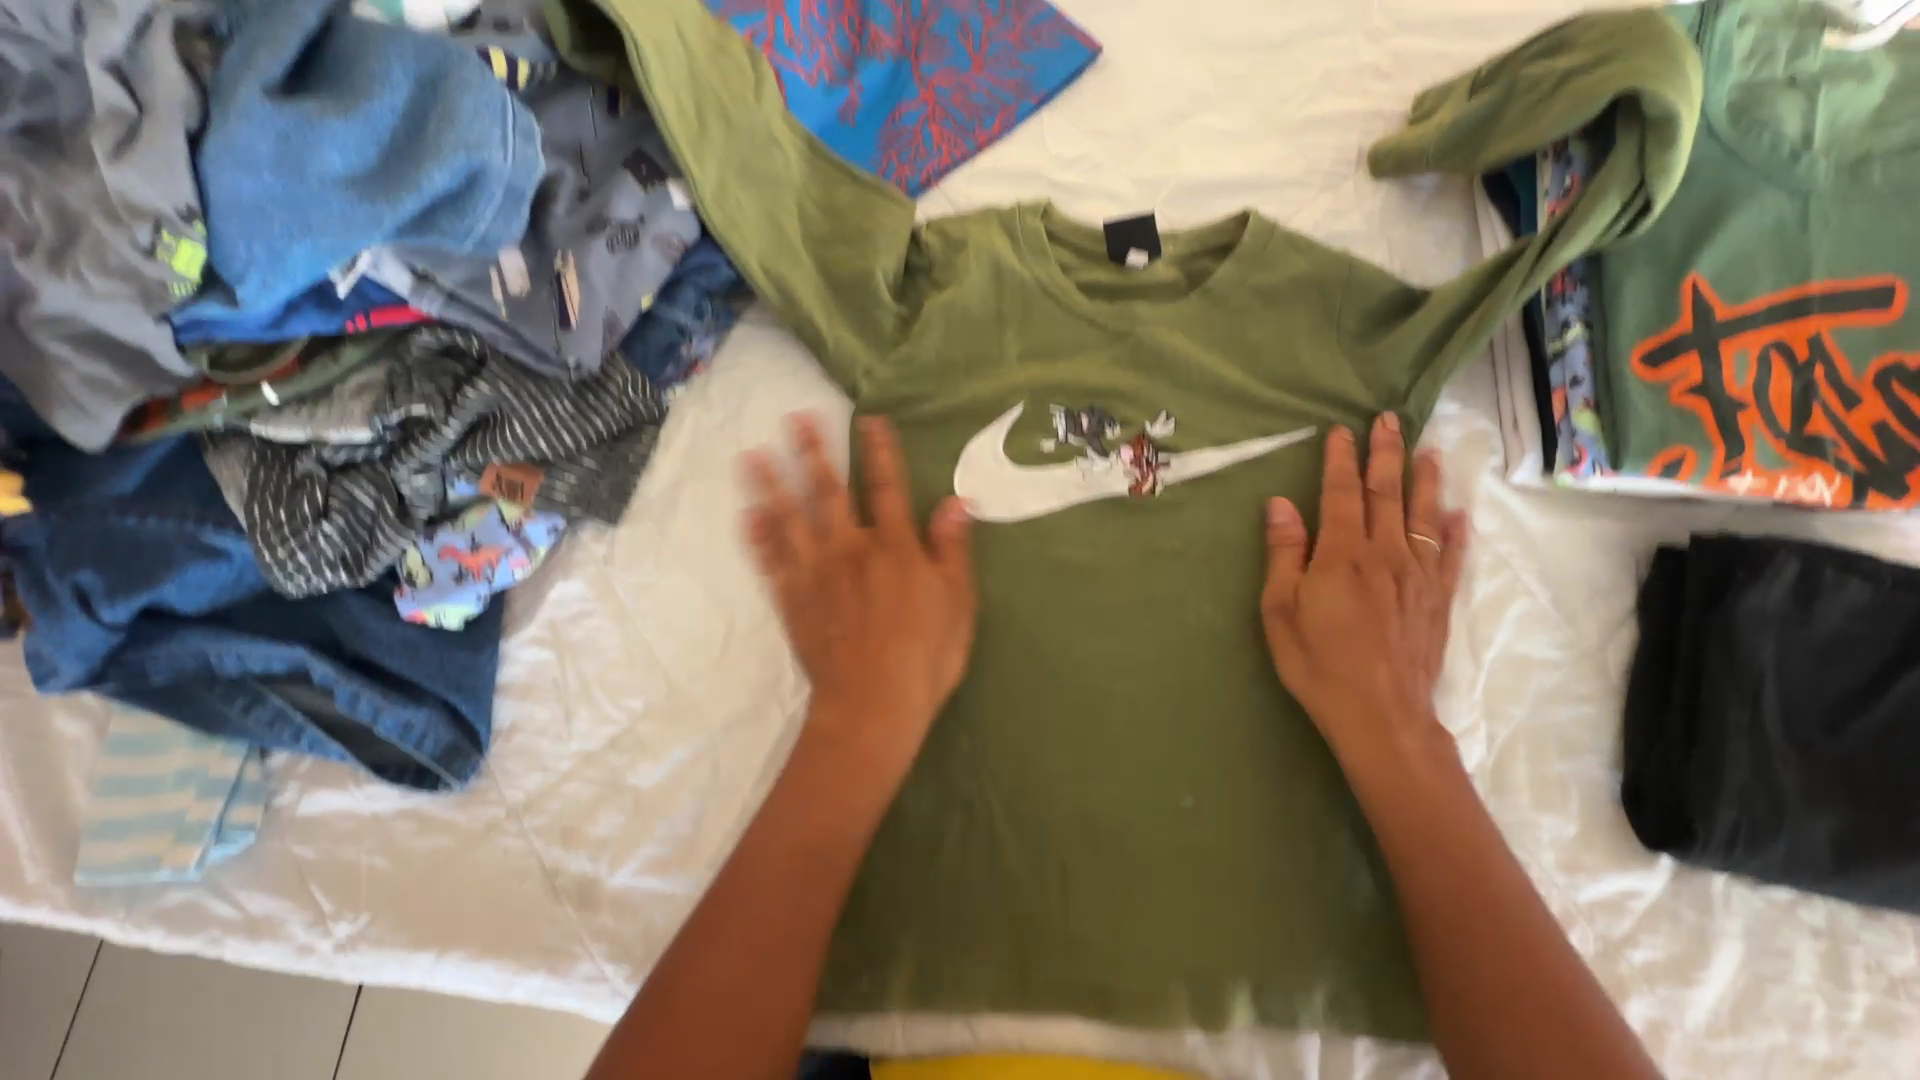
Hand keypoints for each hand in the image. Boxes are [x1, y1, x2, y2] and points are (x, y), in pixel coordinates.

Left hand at [742, 413, 976, 778]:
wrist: (872, 704)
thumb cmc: (925, 656)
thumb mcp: (957, 602)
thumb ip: (952, 549)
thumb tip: (957, 501)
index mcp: (894, 547)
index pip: (889, 487)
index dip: (881, 452)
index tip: (870, 420)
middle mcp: (851, 548)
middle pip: (829, 491)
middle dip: (813, 452)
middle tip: (795, 419)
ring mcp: (815, 573)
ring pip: (790, 518)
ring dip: (771, 485)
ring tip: (753, 455)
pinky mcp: (792, 600)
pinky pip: (770, 562)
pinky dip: (758, 538)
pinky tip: (747, 516)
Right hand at [1260, 414, 1468, 764]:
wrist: (1380, 712)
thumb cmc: (1318, 662)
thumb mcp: (1280, 610)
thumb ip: (1284, 554)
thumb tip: (1281, 505)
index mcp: (1341, 554)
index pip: (1342, 493)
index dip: (1341, 460)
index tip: (1341, 430)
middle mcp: (1384, 554)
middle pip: (1386, 494)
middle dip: (1386, 454)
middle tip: (1388, 420)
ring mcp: (1418, 576)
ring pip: (1422, 516)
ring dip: (1423, 481)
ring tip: (1428, 451)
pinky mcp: (1438, 600)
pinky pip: (1450, 557)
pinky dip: (1454, 532)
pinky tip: (1457, 514)